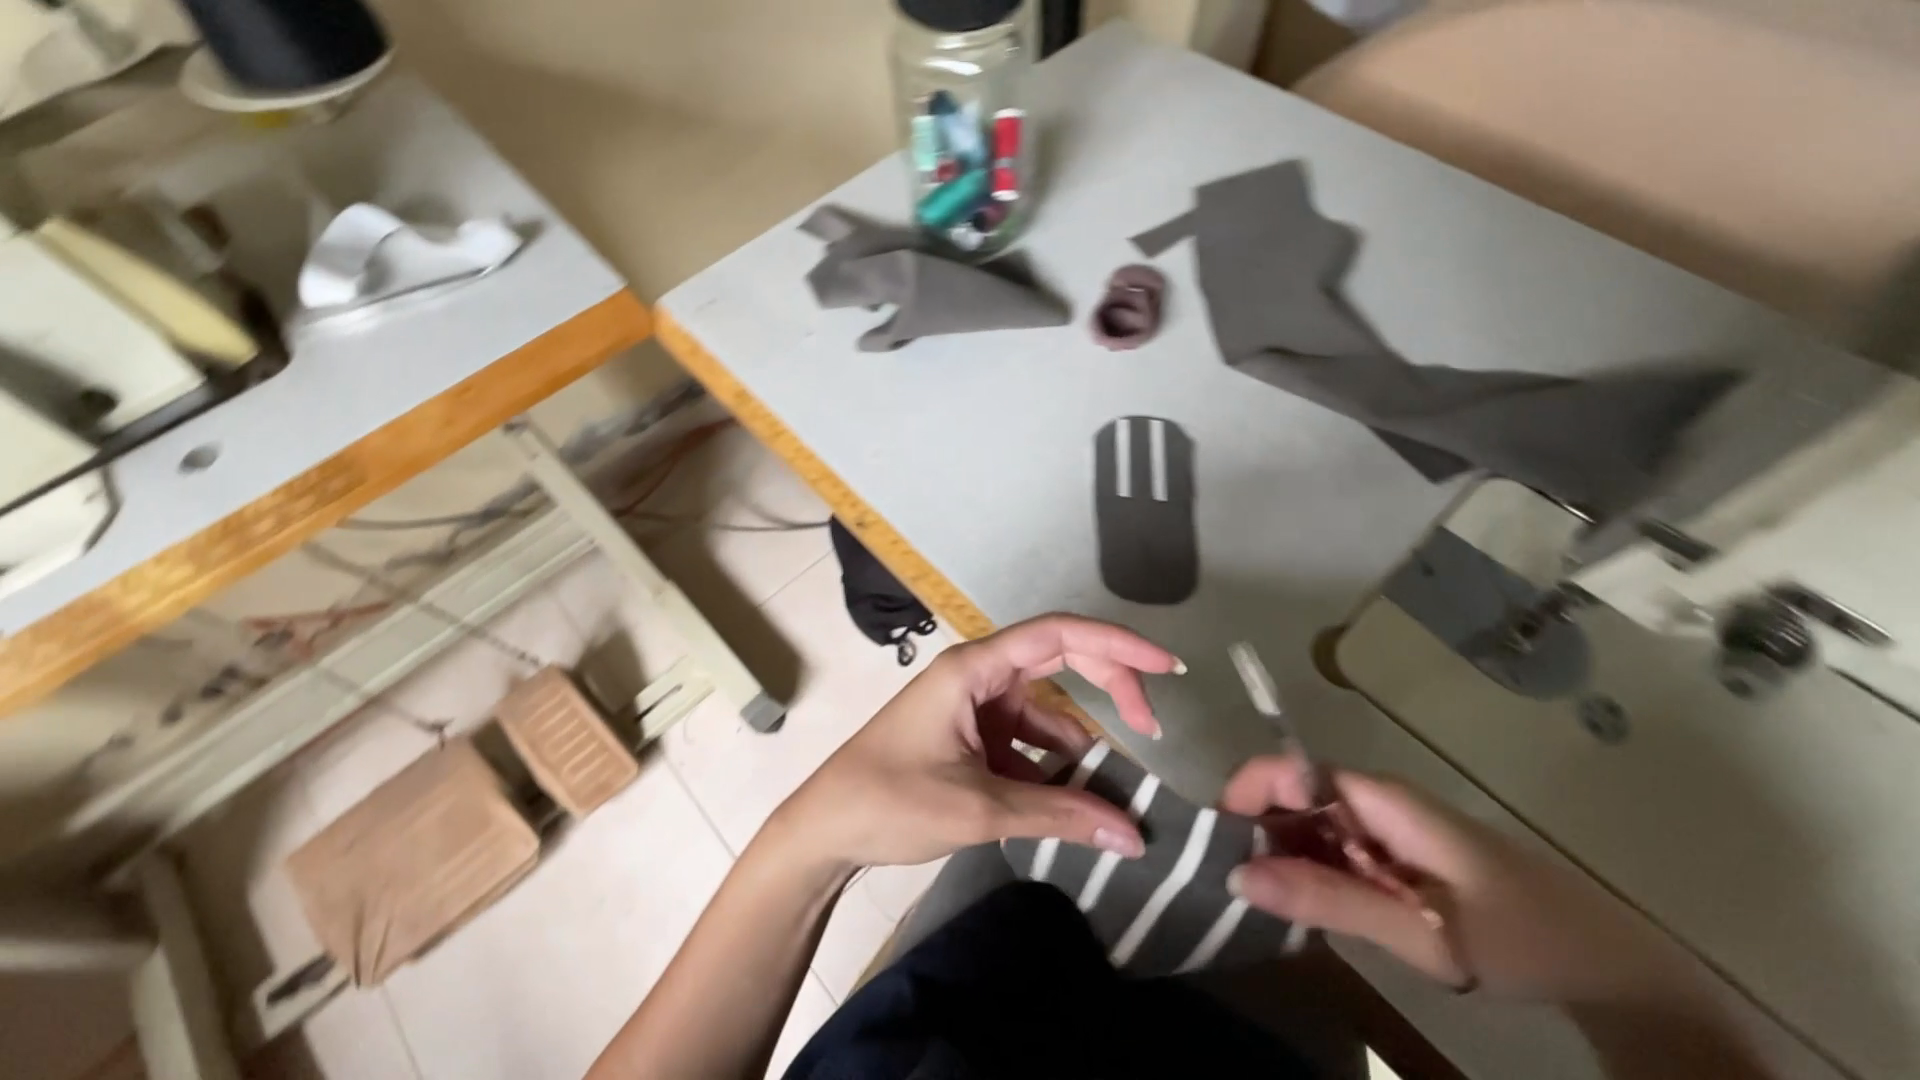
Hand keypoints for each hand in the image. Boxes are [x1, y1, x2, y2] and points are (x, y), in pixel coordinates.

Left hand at [768, 614, 1182, 869]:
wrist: (823, 832)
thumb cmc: (889, 802)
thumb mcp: (978, 807)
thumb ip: (1059, 816)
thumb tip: (1134, 836)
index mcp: (973, 669)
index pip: (1059, 635)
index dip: (1118, 645)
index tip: (1167, 667)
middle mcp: (978, 678)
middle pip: (1060, 664)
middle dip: (1110, 690)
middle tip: (1153, 730)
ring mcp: (975, 709)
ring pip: (1048, 716)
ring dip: (1081, 750)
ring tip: (1119, 792)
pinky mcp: (972, 741)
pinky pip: (1028, 746)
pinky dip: (1054, 771)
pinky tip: (1077, 805)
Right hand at [1221, 757, 1684, 1003]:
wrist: (1613, 964)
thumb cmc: (1520, 937)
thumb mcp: (1419, 929)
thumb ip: (1329, 900)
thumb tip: (1237, 875)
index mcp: (1382, 799)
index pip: (1286, 771)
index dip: (1243, 799)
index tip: (1217, 849)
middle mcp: (1379, 801)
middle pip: (1293, 798)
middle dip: (1258, 837)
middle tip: (1240, 894)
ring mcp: (1392, 828)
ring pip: (1314, 827)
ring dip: (1286, 861)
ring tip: (1270, 910)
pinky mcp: (1402, 854)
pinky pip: (1340, 851)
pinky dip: (1317, 876)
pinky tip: (1316, 914)